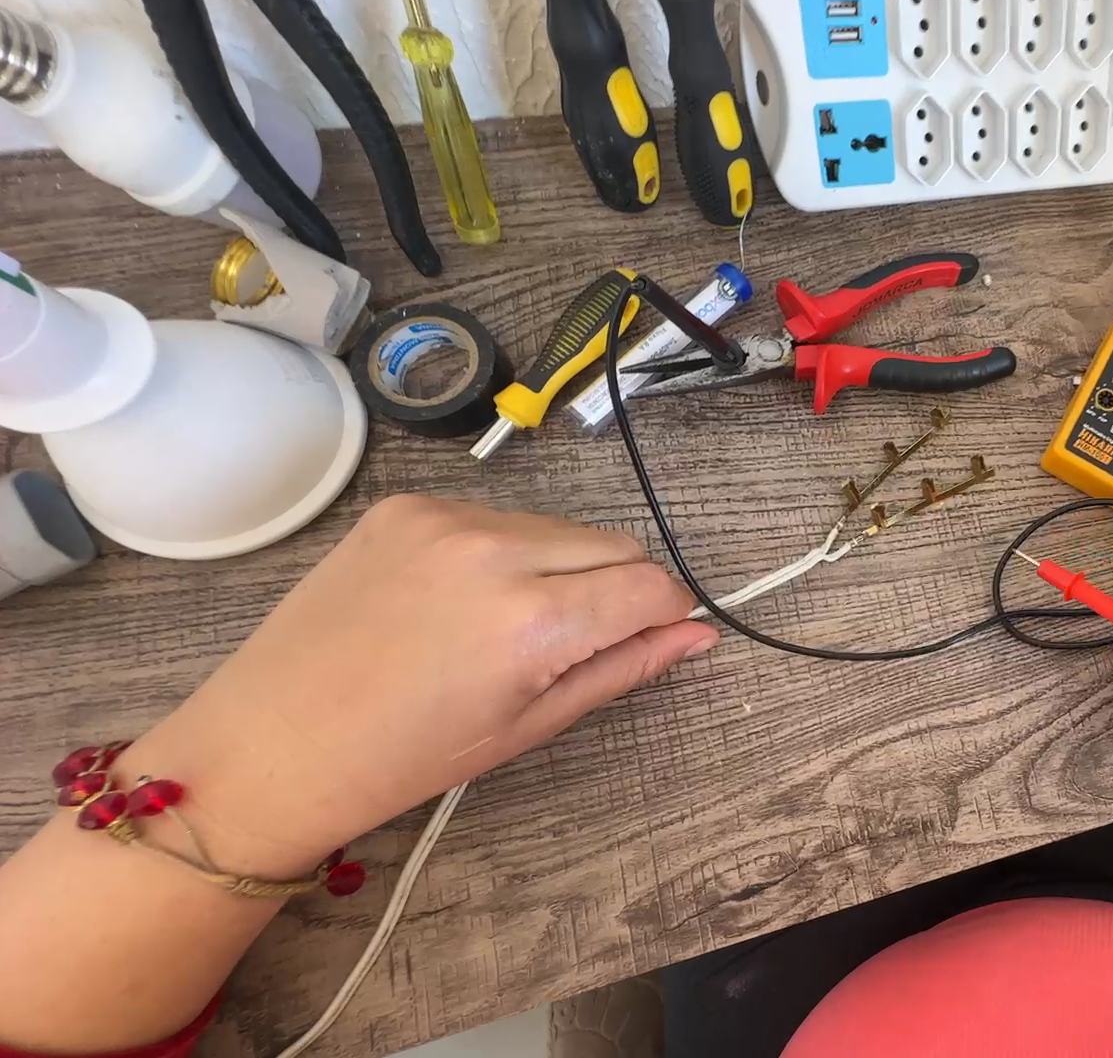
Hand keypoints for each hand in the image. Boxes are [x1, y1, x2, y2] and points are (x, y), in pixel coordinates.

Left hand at [120, 496, 718, 877]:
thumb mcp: (535, 722)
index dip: (670, 610)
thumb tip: (701, 634)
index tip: (658, 632)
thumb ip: (629, 665)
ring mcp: (449, 517)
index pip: (651, 586)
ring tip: (520, 616)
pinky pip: (509, 516)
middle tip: (584, 635)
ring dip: (573, 565)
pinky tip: (472, 593)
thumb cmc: (412, 756)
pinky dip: (517, 549)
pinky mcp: (412, 504)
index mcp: (532, 622)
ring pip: (567, 528)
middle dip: (625, 587)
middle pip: (619, 546)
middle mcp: (497, 550)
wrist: (264, 747)